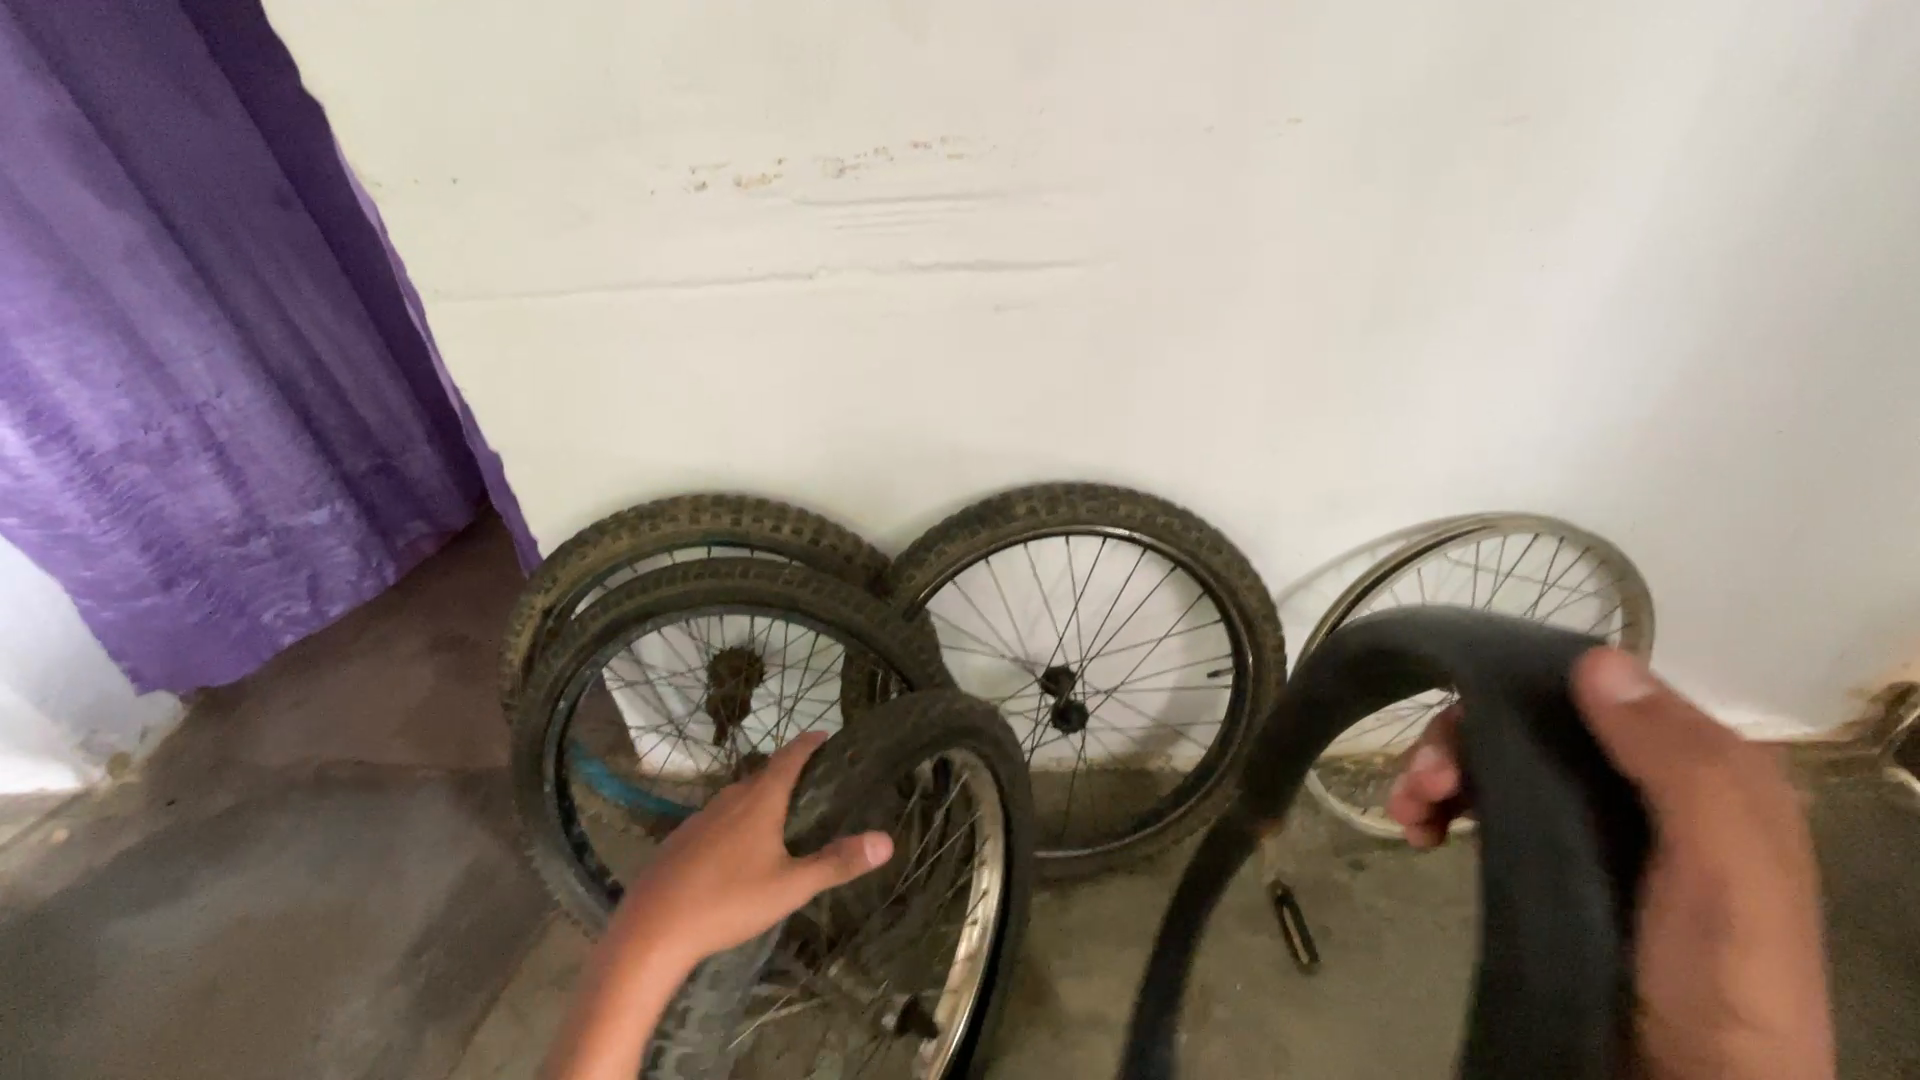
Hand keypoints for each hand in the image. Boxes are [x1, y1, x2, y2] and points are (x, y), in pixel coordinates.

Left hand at [609, 731, 893, 972]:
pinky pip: (717, 820)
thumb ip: (838, 863)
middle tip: (814, 782)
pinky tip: (737, 852)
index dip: (809, 744)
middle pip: (763, 775)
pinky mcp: (680, 842)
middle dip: (788, 772)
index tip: (825, 735)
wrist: (651, 930)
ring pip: (738, 799)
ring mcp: (700, 819)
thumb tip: (887, 840)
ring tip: (780, 816)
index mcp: (759, 801)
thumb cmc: (728, 901)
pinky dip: (735, 822)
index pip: (789, 757)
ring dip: (760, 798)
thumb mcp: (791, 886)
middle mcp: (729, 800)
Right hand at [1386, 647, 1833, 1079]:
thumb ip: (1679, 766)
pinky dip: (1442, 806)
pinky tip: (1419, 831)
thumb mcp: (1725, 871)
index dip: (1518, 691)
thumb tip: (1594, 658)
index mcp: (1701, 768)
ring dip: (1438, 772)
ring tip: (1407, 814)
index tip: (1462, 720)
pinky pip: (1487, 806)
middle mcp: (1645, 782)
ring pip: (1499, 760)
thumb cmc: (1719, 976)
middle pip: (1530, 724)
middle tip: (1420, 784)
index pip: (1595, 690)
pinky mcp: (1553, 859)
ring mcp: (1594, 822)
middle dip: (1461, 741)